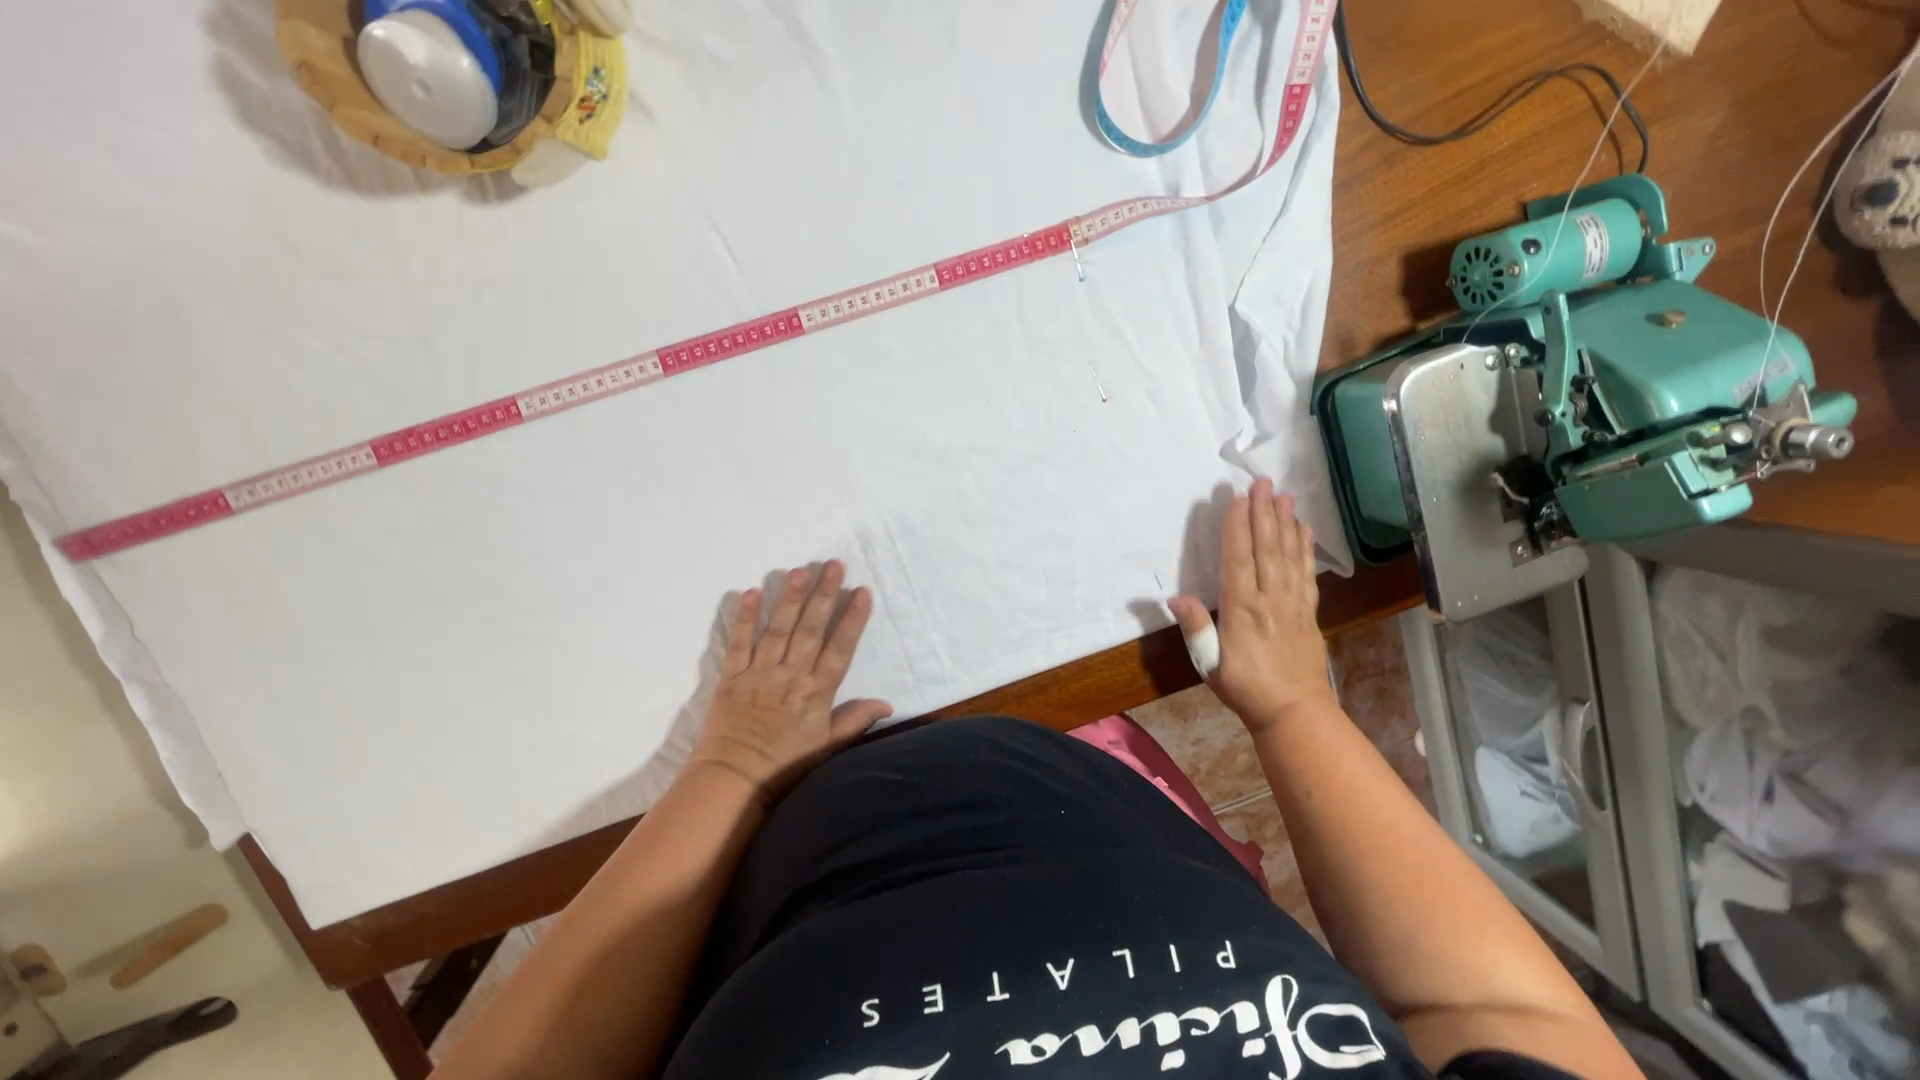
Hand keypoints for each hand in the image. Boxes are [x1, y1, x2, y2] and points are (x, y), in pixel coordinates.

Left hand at [689, 561, 892, 801]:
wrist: (733, 781)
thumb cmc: (785, 767)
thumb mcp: (828, 748)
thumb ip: (855, 721)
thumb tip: (887, 704)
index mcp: (816, 694)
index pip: (840, 650)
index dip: (852, 620)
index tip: (863, 592)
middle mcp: (790, 678)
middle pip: (811, 631)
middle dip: (824, 595)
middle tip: (833, 564)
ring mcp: (759, 675)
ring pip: (777, 630)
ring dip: (790, 599)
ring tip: (800, 571)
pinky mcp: (731, 678)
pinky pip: (738, 643)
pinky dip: (744, 619)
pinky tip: (752, 593)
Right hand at [1168, 479, 1334, 733]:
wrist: (1293, 711)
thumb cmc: (1243, 688)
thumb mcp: (1208, 663)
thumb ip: (1195, 628)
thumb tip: (1175, 598)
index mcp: (1241, 609)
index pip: (1239, 559)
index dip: (1238, 527)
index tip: (1238, 499)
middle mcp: (1269, 599)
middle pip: (1266, 548)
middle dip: (1264, 514)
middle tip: (1264, 483)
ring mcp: (1292, 604)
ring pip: (1289, 556)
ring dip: (1286, 524)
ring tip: (1285, 496)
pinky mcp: (1309, 613)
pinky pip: (1306, 574)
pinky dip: (1305, 549)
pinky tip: (1304, 531)